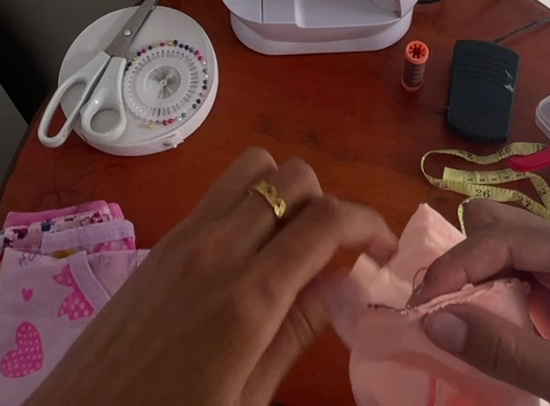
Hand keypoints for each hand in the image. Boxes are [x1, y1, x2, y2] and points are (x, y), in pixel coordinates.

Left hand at [24, 148, 396, 405]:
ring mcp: (186, 235)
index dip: (367, 223)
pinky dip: (250, 199)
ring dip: (285, 190)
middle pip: (292, 176)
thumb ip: (297, 332)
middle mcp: (218, 247)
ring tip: (294, 240)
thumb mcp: (247, 398)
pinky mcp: (165, 238)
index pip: (325, 221)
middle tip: (336, 252)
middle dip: (328, 203)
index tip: (385, 250)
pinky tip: (252, 248)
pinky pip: (220, 191)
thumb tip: (342, 284)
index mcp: (248, 297)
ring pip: (254, 167)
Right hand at [407, 200, 549, 405]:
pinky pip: (510, 283)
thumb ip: (508, 353)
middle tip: (433, 307)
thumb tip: (432, 322)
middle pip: (500, 229)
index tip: (421, 301)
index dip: (459, 263)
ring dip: (469, 280)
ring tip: (445, 318)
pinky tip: (471, 328)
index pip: (506, 237)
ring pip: (500, 253)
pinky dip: (484, 301)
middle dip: (462, 262)